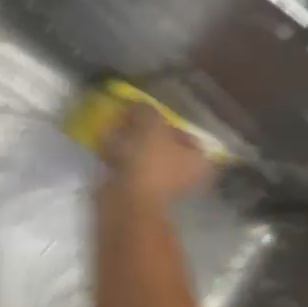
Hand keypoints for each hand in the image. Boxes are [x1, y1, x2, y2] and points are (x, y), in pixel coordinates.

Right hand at [100, 104, 214, 202]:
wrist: (125, 201)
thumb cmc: (149, 162)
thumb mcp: (151, 126)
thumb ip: (147, 111)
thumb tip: (139, 104)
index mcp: (200, 161)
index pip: (187, 135)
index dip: (167, 123)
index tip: (148, 117)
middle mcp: (187, 176)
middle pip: (166, 148)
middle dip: (146, 136)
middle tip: (129, 124)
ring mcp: (162, 189)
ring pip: (146, 160)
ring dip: (131, 148)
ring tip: (114, 135)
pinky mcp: (138, 196)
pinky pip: (130, 171)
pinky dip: (120, 161)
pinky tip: (107, 151)